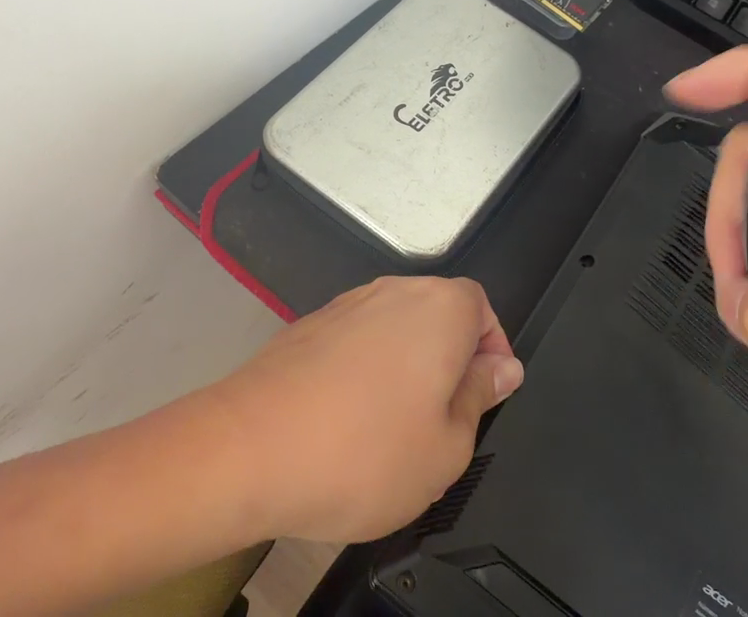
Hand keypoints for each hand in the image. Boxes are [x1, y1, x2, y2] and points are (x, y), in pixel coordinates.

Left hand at [208, 276, 523, 542]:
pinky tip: (344, 425)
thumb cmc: (365, 454)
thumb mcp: (448, 447)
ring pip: (393, 331)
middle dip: (448, 361)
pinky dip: (361, 374)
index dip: (492, 351)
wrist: (246, 451)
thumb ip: (480, 398)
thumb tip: (501, 367)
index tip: (486, 398)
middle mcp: (392, 293)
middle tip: (443, 423)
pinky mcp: (304, 329)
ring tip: (390, 431)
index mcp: (439, 309)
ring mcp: (342, 307)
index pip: (482, 308)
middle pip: (436, 315)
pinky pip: (352, 344)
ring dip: (403, 369)